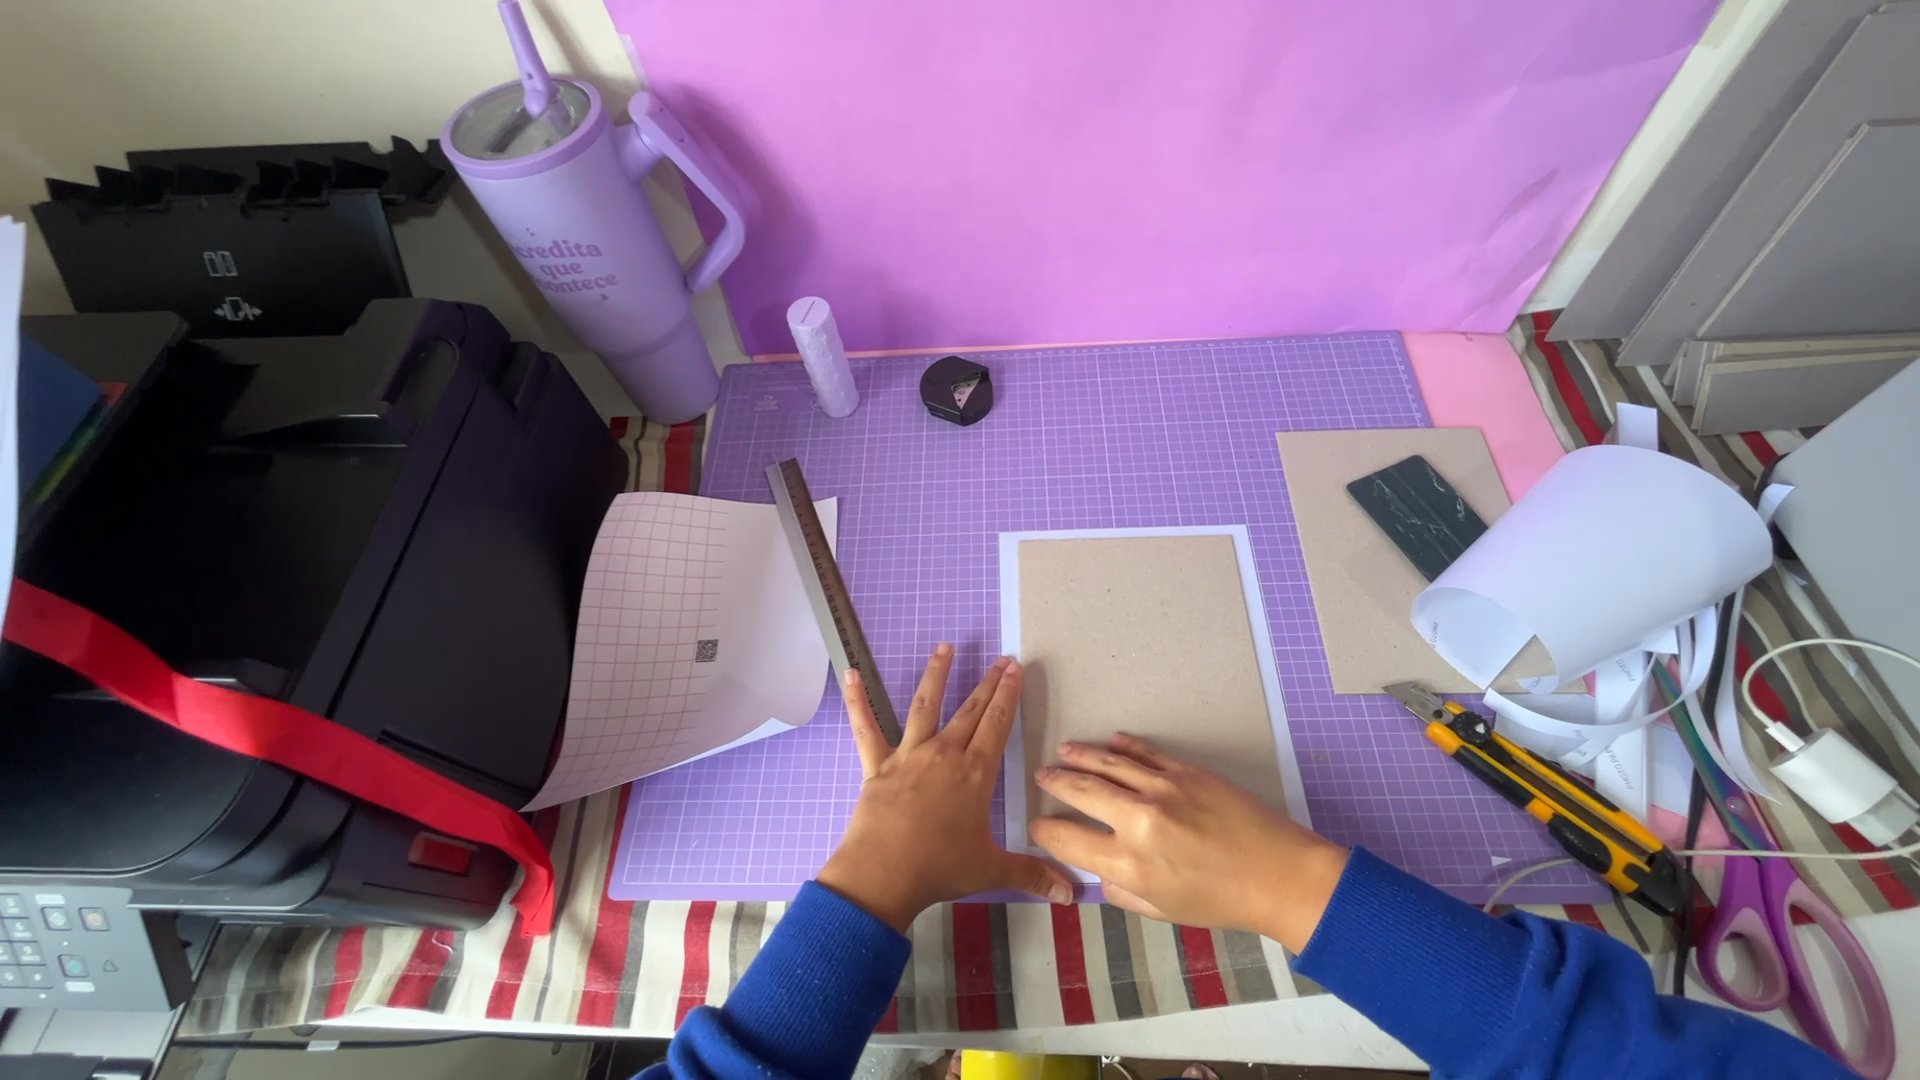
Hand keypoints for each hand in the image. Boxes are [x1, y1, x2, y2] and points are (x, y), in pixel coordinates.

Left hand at [817, 646, 1075, 930]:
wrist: (883, 875)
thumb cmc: (940, 868)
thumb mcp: (992, 870)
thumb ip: (1033, 874)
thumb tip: (1073, 893)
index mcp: (975, 773)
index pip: (998, 724)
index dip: (1009, 695)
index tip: (1016, 669)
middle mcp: (944, 754)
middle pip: (971, 710)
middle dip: (988, 683)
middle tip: (1001, 659)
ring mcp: (909, 755)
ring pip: (925, 706)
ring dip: (936, 675)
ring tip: (944, 647)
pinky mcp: (877, 765)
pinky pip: (865, 728)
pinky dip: (857, 700)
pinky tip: (850, 674)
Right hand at [1030, 734, 1348, 951]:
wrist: (1280, 875)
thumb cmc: (1222, 902)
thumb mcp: (1163, 910)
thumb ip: (1122, 891)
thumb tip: (1098, 870)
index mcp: (1129, 865)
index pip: (1068, 841)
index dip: (1045, 831)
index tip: (1037, 825)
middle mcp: (1138, 821)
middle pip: (1081, 791)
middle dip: (1055, 782)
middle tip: (1042, 776)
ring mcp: (1162, 790)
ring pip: (1107, 763)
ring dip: (1080, 756)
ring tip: (1062, 751)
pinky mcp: (1184, 771)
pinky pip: (1144, 753)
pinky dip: (1122, 745)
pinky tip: (1109, 741)